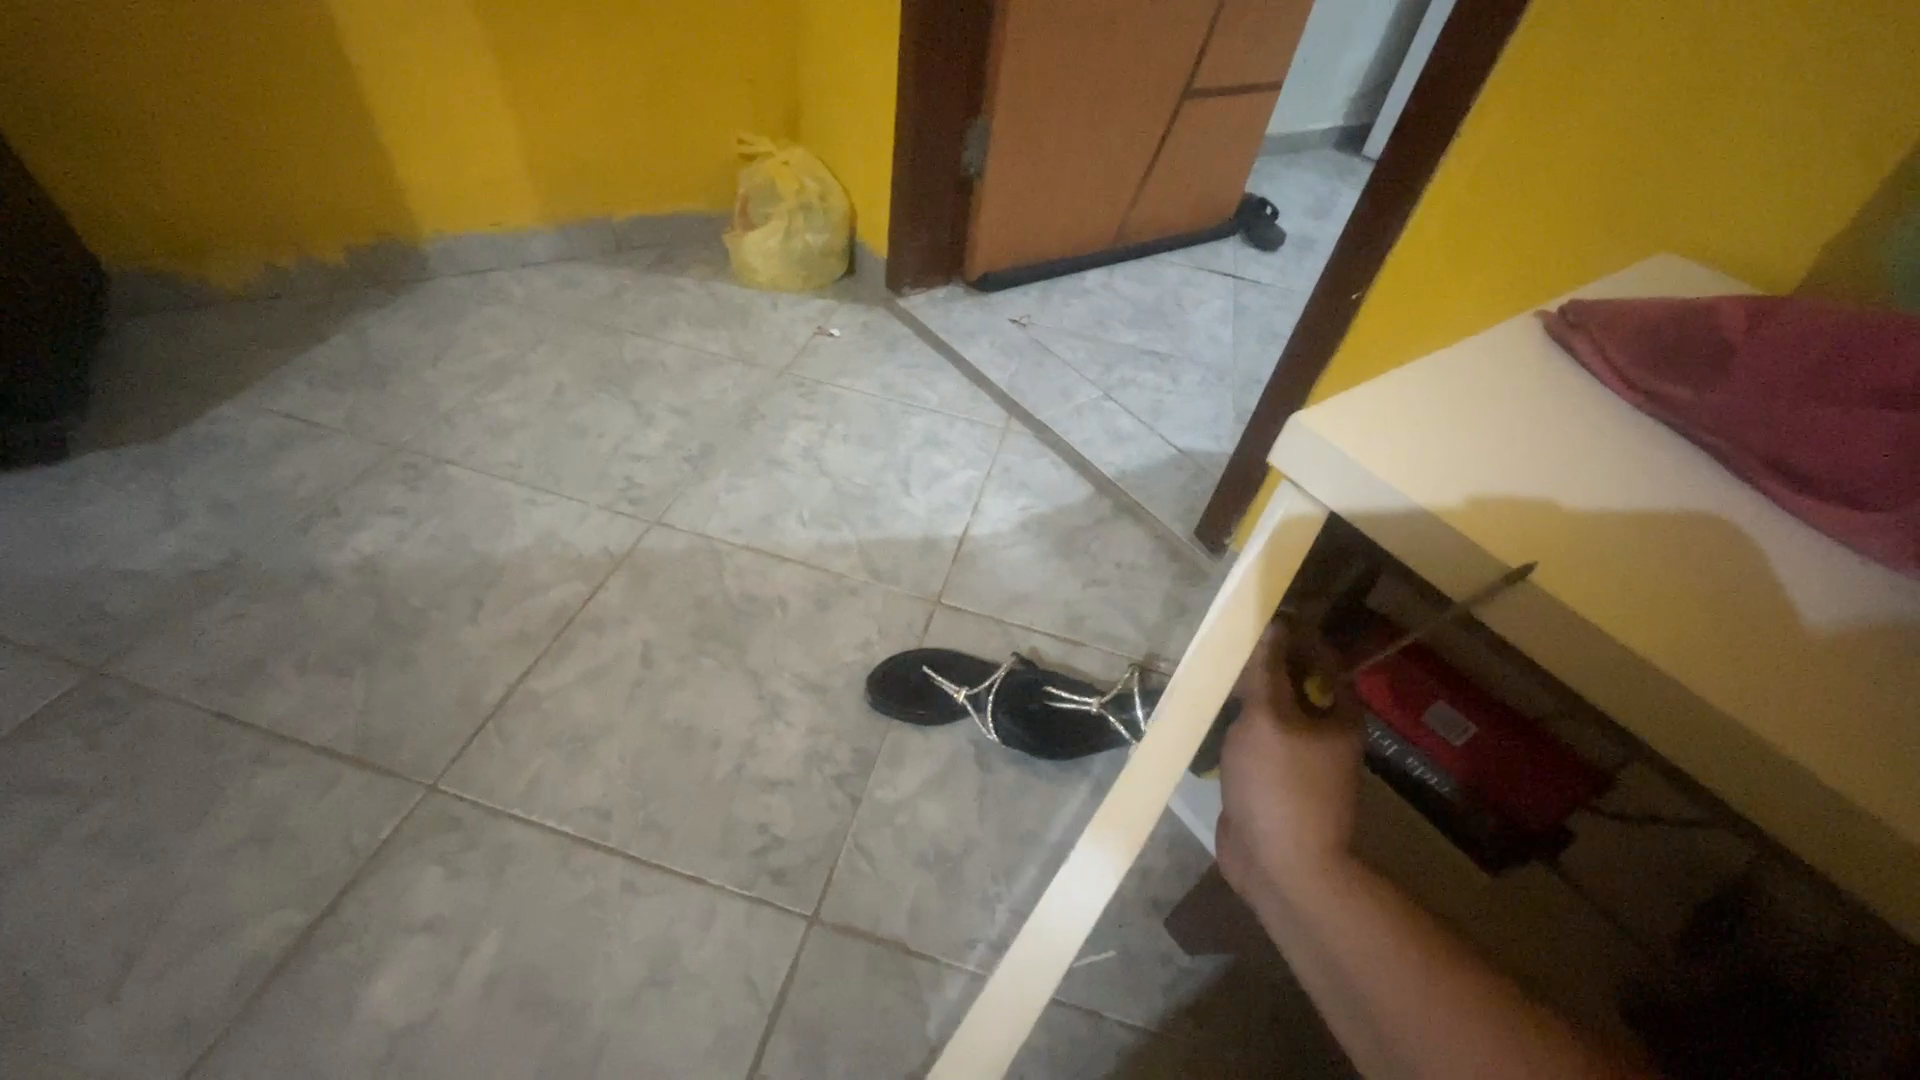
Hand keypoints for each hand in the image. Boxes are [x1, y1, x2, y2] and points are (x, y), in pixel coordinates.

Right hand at [1216, 621, 1364, 903]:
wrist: (1281, 868)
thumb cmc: (1281, 786)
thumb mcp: (1270, 718)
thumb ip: (1267, 671)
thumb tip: (1273, 624)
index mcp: (1336, 714)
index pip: (1318, 657)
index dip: (1291, 632)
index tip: (1253, 614)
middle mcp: (1320, 732)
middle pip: (1289, 683)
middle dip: (1257, 663)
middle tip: (1218, 641)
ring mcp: (1292, 758)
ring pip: (1264, 713)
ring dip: (1238, 695)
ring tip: (1203, 670)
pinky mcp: (1265, 780)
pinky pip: (1246, 741)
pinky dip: (1227, 727)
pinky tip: (1199, 714)